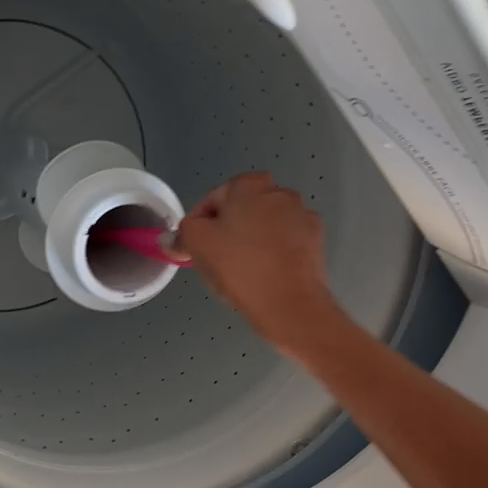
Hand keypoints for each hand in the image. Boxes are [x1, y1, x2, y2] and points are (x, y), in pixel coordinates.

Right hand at [178, 172, 338, 351]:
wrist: (289, 302)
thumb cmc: (238, 264)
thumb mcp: (195, 242)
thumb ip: (181, 232)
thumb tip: (171, 238)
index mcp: (250, 184)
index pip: (213, 198)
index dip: (198, 223)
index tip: (193, 246)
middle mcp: (280, 192)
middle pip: (241, 209)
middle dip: (226, 229)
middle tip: (215, 256)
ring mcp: (303, 216)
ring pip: (264, 225)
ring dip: (251, 240)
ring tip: (240, 268)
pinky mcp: (316, 241)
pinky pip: (284, 242)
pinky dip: (272, 252)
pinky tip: (263, 273)